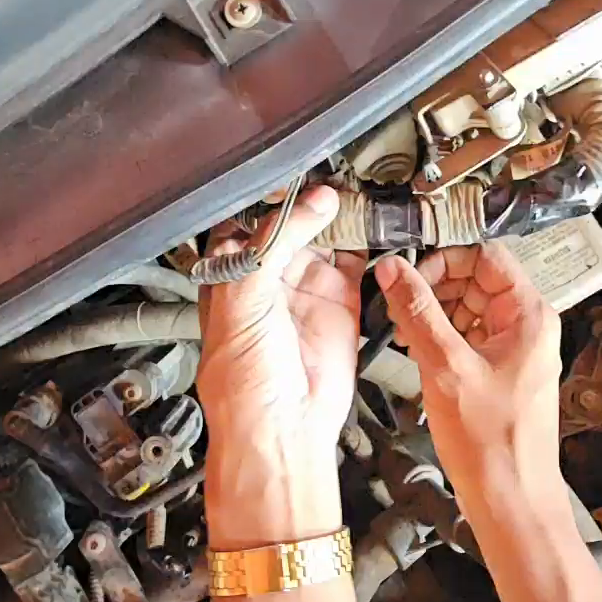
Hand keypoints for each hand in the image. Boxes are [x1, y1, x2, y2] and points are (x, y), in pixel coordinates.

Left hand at [197, 185, 363, 548]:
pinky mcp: (341, 302)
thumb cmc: (243, 381)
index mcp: (232, 274)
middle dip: (309, 199)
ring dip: (339, 215)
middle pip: (291, 221)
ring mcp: (307, 287)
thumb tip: (312, 202)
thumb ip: (274, 243)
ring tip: (353, 194)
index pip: (248, 218)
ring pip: (325, 235)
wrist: (285, 430)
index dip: (268, 195)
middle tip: (330, 177)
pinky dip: (366, 241)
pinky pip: (356, 260)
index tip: (292, 171)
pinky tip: (369, 224)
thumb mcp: (245, 298)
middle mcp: (269, 276)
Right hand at [372, 243, 564, 520]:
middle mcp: (527, 326)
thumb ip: (417, 311)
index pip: (485, 257)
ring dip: (433, 315)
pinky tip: (418, 355)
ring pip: (468, 309)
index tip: (410, 279)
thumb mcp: (444, 367)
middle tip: (399, 311)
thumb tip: (392, 268)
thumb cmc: (490, 444)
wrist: (512, 504)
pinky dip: (441, 339)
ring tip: (404, 336)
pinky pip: (468, 337)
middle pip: (475, 280)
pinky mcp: (501, 372)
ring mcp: (515, 350)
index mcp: (528, 315)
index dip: (445, 261)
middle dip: (434, 290)